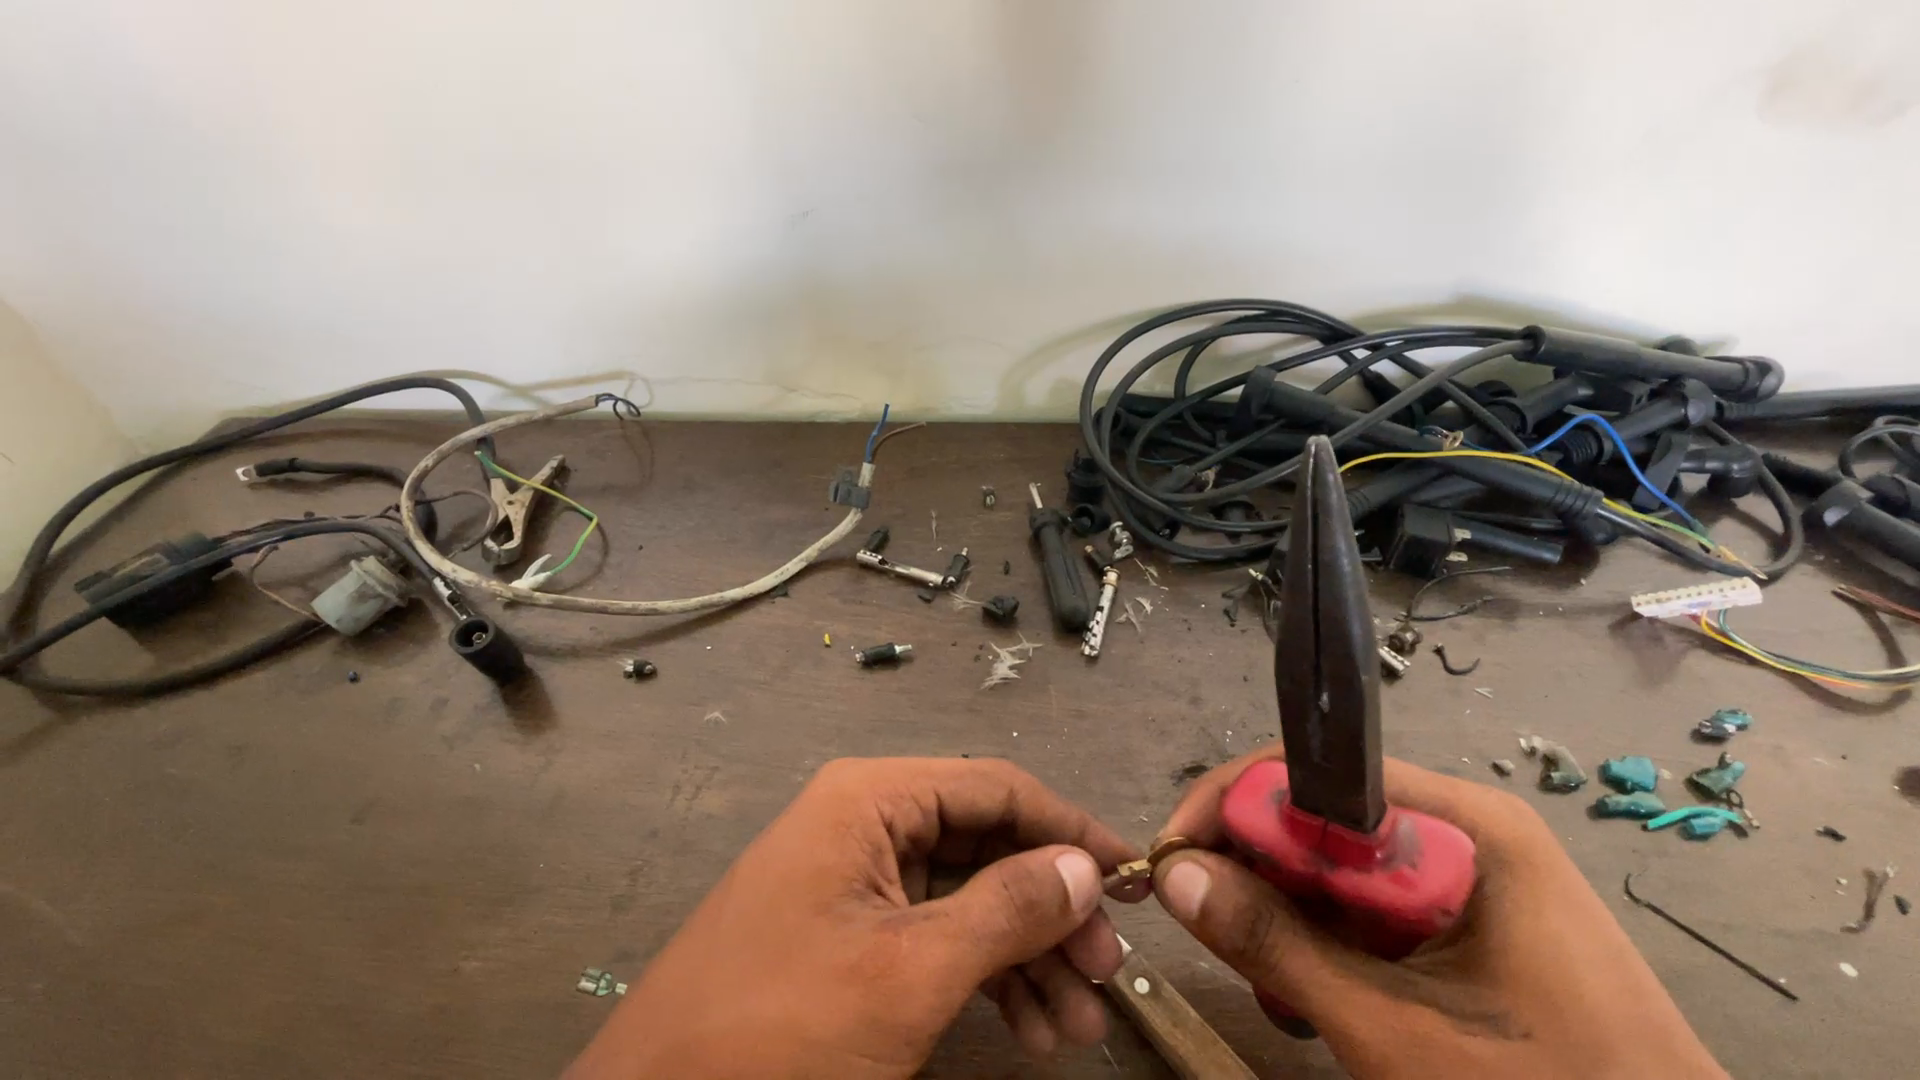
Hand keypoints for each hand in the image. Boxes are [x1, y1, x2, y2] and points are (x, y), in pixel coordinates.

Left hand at [563, 758, 1138, 1078]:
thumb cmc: (783, 1026)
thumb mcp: (908, 971)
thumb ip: (1005, 909)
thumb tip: (1086, 866)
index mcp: (871, 799)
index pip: (996, 788)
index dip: (1069, 827)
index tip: (1133, 877)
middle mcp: (865, 823)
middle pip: (985, 846)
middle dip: (1050, 910)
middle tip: (1108, 972)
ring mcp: (855, 881)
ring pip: (967, 899)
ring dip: (1026, 956)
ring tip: (1077, 1025)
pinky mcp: (848, 935)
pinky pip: (935, 937)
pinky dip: (985, 977)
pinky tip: (1031, 1029)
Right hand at [1136, 748, 1728, 1078]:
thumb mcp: (1393, 1029)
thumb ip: (1277, 945)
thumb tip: (1173, 875)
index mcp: (1461, 824)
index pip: (1310, 774)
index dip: (1229, 810)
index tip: (1175, 868)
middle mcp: (1461, 828)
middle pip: (1318, 820)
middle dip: (1255, 878)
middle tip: (1220, 945)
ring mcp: (1469, 874)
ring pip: (1335, 868)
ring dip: (1287, 922)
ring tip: (1280, 995)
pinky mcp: (1471, 918)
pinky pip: (1369, 907)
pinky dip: (1328, 945)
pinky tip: (1322, 1002)